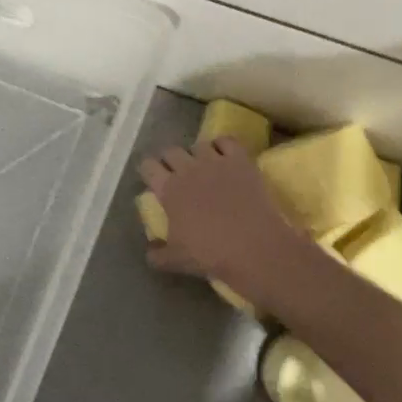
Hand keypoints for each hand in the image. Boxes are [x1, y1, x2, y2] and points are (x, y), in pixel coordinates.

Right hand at [139, 136, 311, 284]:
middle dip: (170, 161)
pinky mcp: (240, 160)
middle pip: (170, 151)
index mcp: (168, 189)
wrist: (254, 247)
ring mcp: (215, 161)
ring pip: (198, 145)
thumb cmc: (210, 254)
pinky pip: (226, 141)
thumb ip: (157, 254)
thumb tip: (150, 250)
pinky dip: (222, 146)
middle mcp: (188, 169)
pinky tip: (224, 157)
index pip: (147, 166)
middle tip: (176, 174)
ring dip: (196, 154)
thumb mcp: (175, 260)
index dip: (148, 171)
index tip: (152, 179)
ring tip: (202, 167)